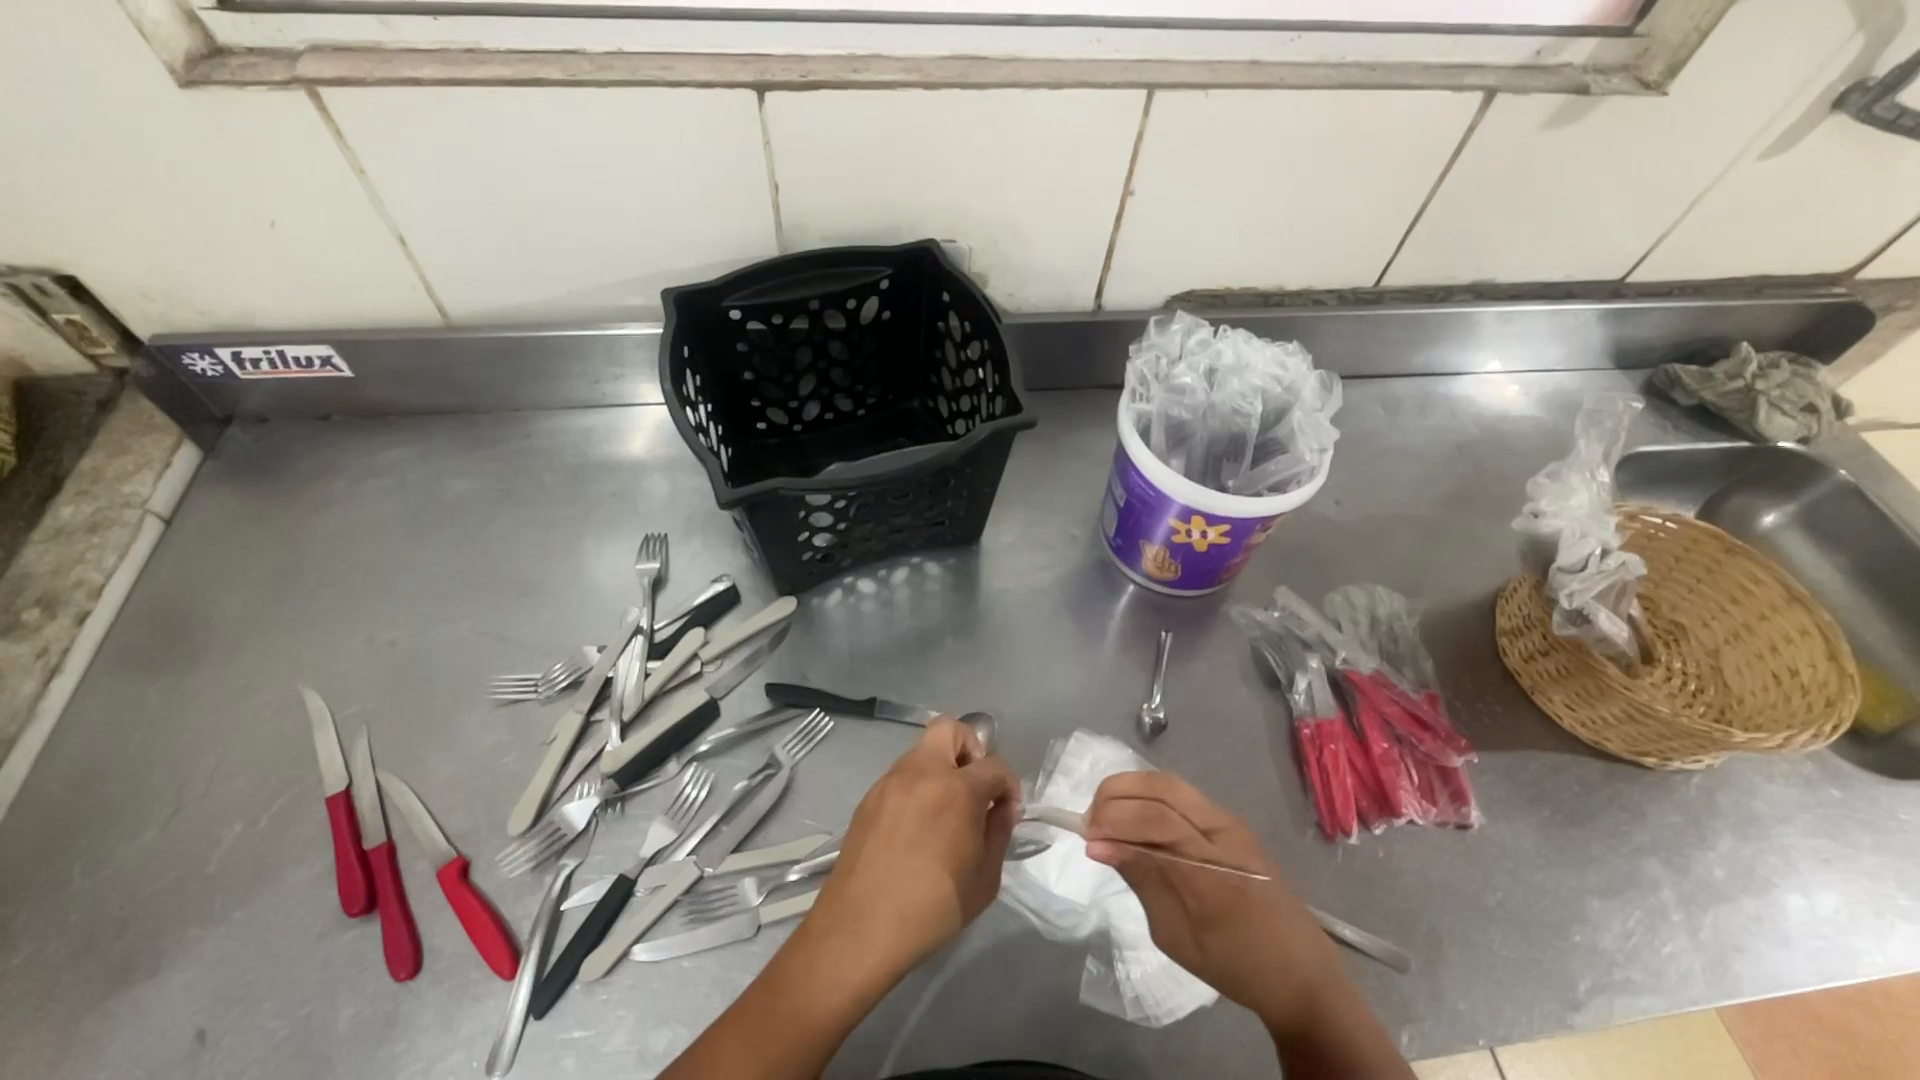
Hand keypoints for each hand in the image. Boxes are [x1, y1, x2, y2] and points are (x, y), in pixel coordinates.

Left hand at [804, 718, 1021, 974]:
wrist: (859, 929)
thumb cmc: (932, 908)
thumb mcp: (984, 879)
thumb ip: (998, 834)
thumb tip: (1003, 808)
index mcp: (956, 789)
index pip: (994, 766)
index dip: (1009, 786)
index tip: (1008, 812)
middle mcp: (920, 773)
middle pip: (949, 729)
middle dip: (971, 749)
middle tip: (975, 789)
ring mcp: (889, 783)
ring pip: (922, 753)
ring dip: (941, 770)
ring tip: (946, 815)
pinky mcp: (868, 800)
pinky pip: (901, 778)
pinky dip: (917, 789)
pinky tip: (918, 830)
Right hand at [1084, 771, 1340, 1032]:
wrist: (1299, 971)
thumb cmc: (1235, 965)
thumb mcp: (1175, 936)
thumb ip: (1142, 881)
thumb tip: (1102, 846)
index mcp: (1211, 868)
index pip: (1154, 821)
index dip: (1112, 822)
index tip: (1085, 840)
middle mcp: (1223, 833)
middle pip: (1161, 788)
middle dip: (1115, 795)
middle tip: (1089, 823)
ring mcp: (1230, 824)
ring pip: (1170, 784)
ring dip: (1130, 791)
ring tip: (1104, 818)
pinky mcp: (1231, 824)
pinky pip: (1182, 796)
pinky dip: (1148, 798)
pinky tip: (1132, 821)